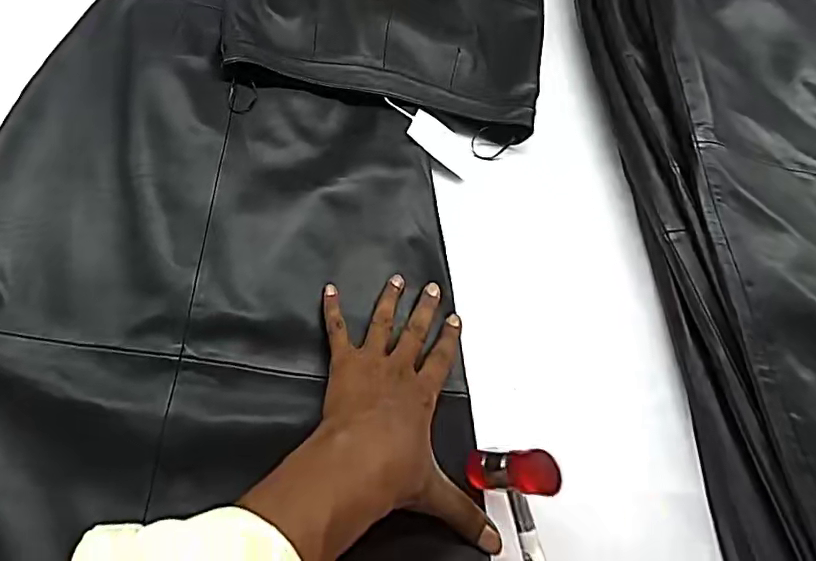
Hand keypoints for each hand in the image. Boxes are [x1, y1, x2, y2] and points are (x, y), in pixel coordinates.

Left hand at [239, 278, 499, 560]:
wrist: (356, 462)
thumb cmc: (389, 469)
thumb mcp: (433, 491)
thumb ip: (463, 512)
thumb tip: (487, 539)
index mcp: (420, 394)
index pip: (440, 359)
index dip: (449, 338)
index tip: (455, 320)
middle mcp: (398, 371)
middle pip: (415, 332)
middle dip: (425, 309)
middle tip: (431, 289)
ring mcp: (370, 362)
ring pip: (382, 322)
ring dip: (390, 300)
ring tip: (395, 280)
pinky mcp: (344, 363)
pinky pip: (336, 330)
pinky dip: (331, 310)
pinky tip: (328, 291)